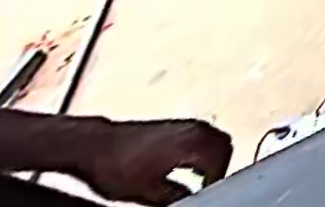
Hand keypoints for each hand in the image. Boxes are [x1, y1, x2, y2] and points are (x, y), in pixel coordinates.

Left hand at [72, 118, 232, 204]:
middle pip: (224, 145)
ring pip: (216, 138)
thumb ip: (173, 197)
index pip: (221, 159)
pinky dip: (205, 151)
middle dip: (221, 167)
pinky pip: (205, 135)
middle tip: (210, 189)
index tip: (210, 195)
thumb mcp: (146, 192)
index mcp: (193, 142)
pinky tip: (189, 168)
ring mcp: (187, 125)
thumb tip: (189, 201)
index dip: (218, 180)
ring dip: (214, 158)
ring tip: (201, 182)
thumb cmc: (118, 166)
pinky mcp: (179, 126)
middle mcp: (195, 129)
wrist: (99, 146)